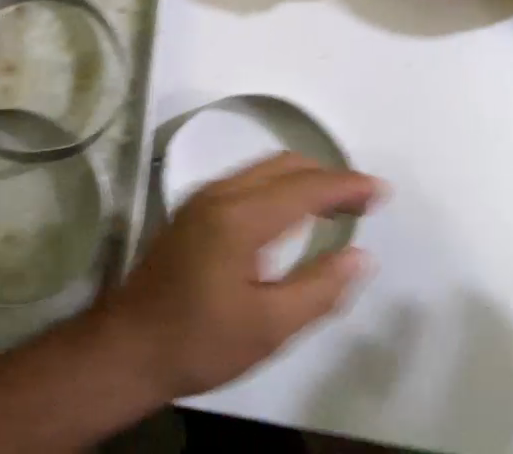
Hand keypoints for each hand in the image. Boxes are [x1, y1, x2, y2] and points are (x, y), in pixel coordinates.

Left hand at [93, 153, 381, 399]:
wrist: (129, 345)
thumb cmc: (202, 341)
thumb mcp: (270, 327)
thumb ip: (320, 289)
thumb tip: (361, 256)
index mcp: (239, 217)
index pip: (303, 187)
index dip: (346, 185)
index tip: (382, 192)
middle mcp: (218, 195)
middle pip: (281, 166)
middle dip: (326, 176)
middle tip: (364, 201)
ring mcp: (199, 201)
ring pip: (260, 171)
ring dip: (301, 180)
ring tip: (337, 206)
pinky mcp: (191, 214)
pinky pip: (244, 184)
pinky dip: (277, 188)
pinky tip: (292, 215)